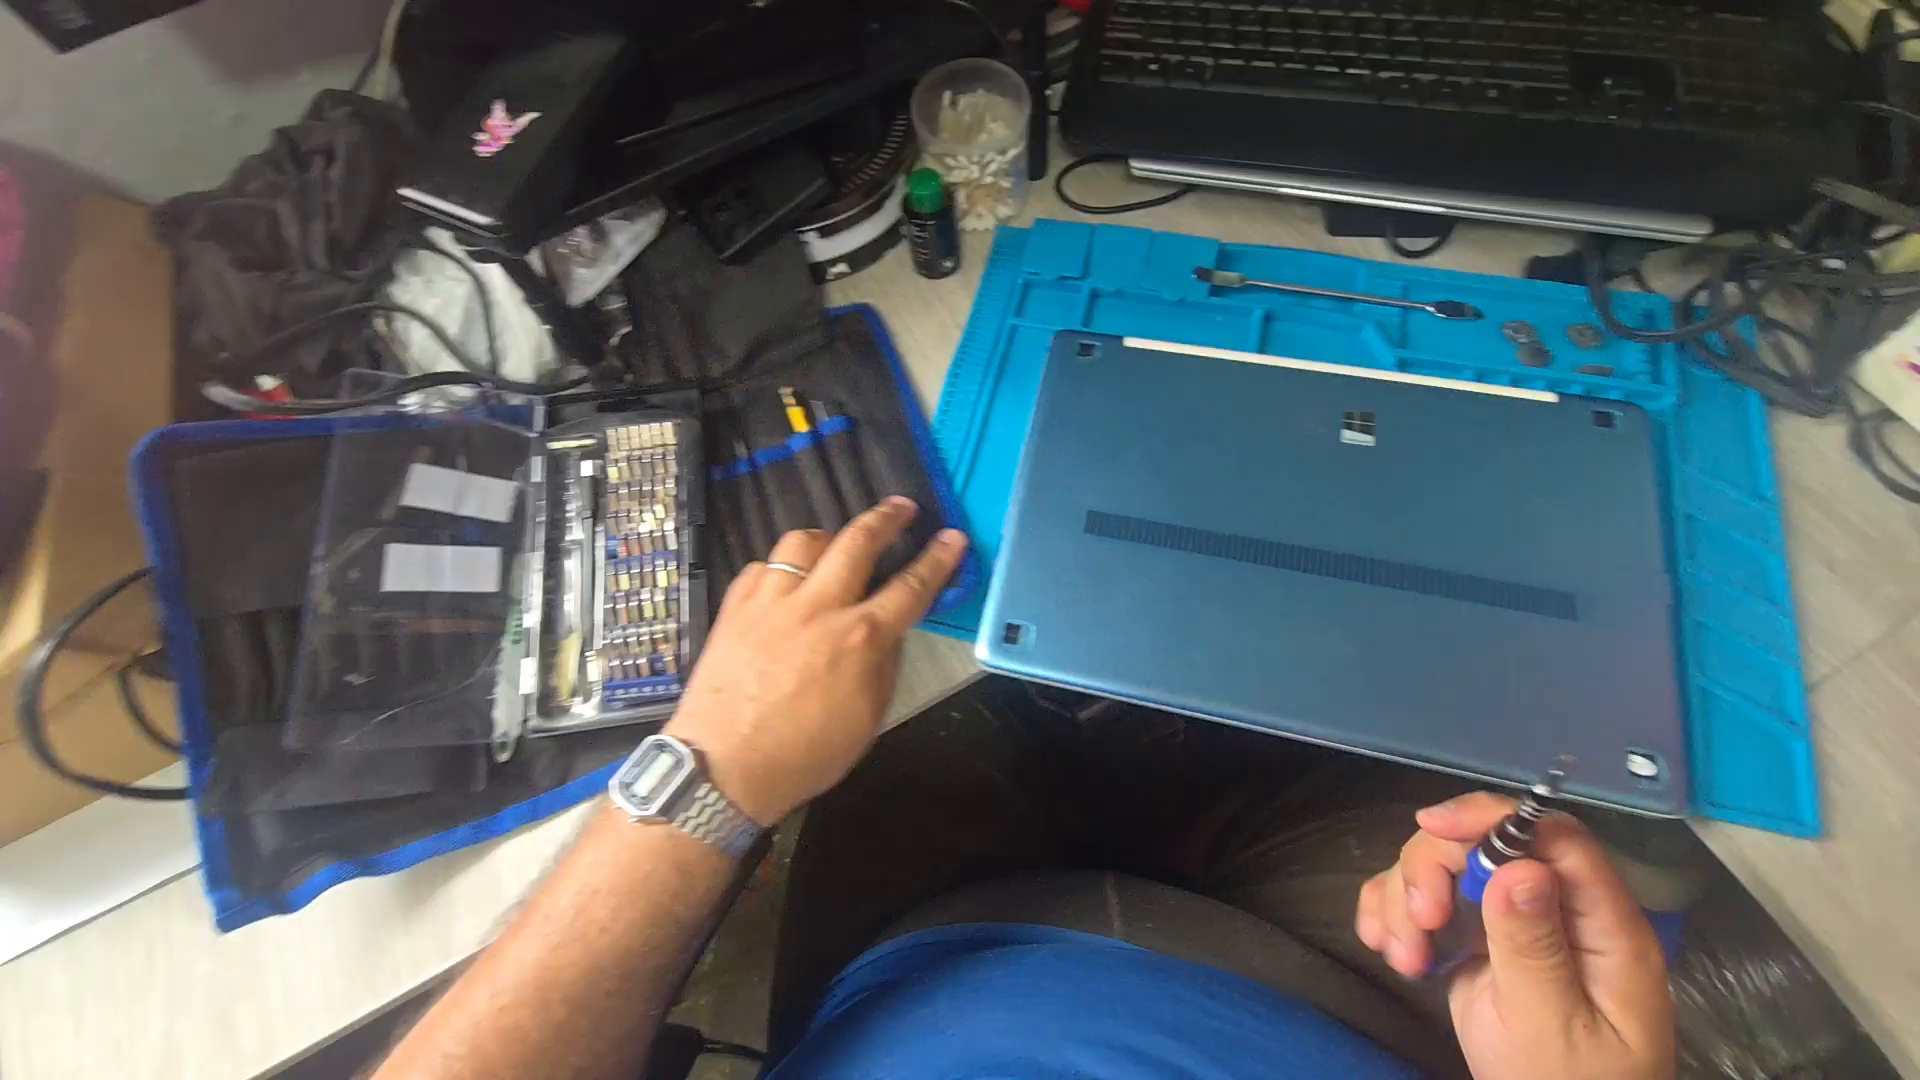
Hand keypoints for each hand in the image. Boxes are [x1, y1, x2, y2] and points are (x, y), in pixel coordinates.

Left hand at [663, 498, 967, 825]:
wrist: (724, 768)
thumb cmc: (806, 754)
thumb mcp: (868, 717)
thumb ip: (884, 664)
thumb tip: (889, 630)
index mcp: (860, 639)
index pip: (910, 587)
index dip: (937, 559)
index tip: (951, 537)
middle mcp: (819, 607)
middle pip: (858, 543)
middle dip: (886, 518)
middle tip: (902, 506)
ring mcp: (773, 602)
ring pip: (804, 542)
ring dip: (828, 536)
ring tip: (836, 542)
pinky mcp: (736, 606)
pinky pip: (763, 566)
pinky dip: (781, 568)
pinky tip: (785, 581)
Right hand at [1355, 793, 1674, 1079]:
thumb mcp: (1551, 1024)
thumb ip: (1535, 946)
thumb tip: (1520, 865)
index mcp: (1600, 926)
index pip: (1554, 838)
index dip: (1493, 818)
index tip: (1431, 826)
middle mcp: (1552, 908)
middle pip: (1479, 843)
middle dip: (1432, 870)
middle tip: (1419, 922)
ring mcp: (1507, 918)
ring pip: (1438, 865)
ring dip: (1404, 901)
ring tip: (1403, 959)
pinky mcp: (1468, 933)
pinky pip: (1415, 895)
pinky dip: (1390, 912)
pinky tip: (1387, 948)